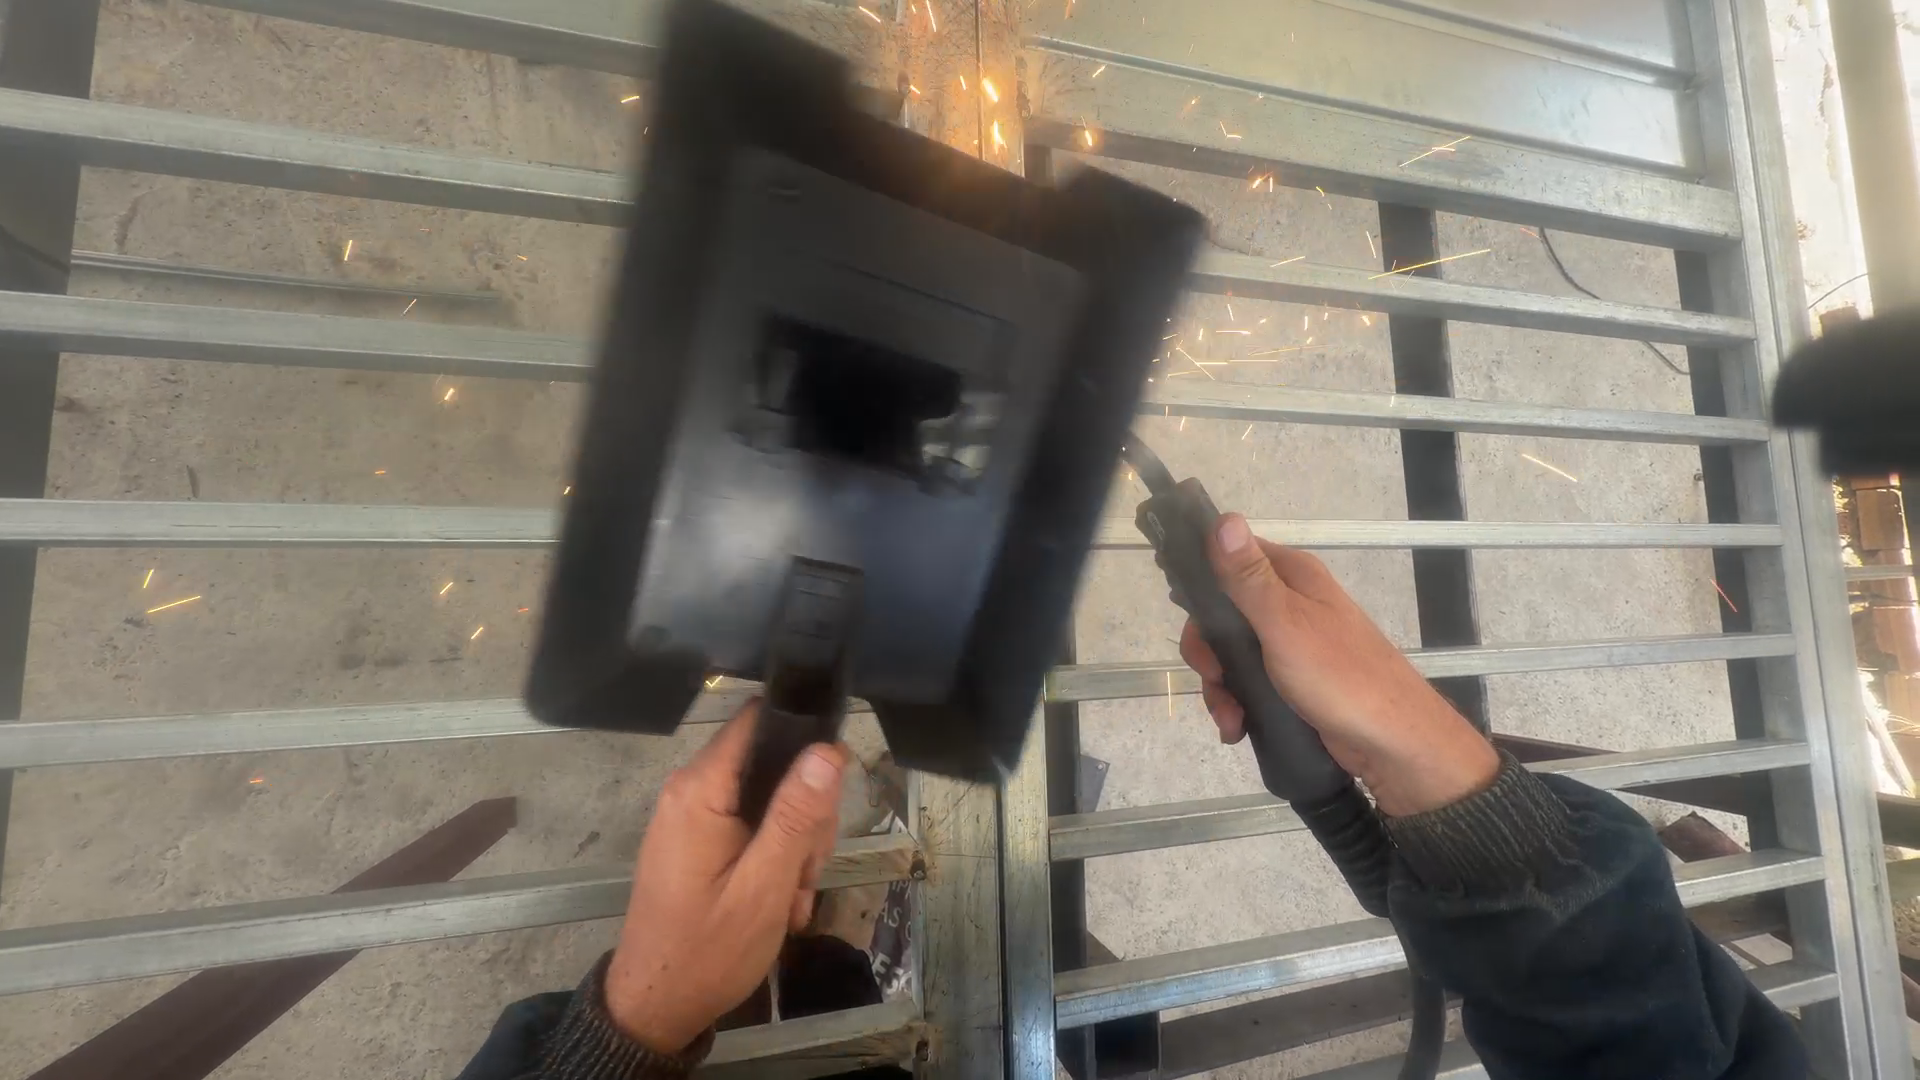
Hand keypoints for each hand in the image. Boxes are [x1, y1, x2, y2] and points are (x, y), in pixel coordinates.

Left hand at [603, 702, 848, 1052]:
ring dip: (795, 838)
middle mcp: (693, 788)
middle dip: (805, 807)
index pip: (759, 719)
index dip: (803, 735)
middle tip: (808, 863)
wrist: (654, 1011)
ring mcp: (694, 812)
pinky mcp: (700, 835)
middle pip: (771, 760)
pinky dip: (775, 851)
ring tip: (793, 891)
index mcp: (701, 789)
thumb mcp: (763, 887)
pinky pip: (753, 820)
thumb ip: (796, 816)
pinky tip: (782, 895)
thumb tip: (828, 750)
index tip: (833, 779)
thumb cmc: (707, 951)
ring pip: (770, 793)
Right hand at [1180, 513, 1497, 816]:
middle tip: (1211, 675)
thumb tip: (1223, 518)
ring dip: (1220, 686)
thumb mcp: (1284, 621)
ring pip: (1230, 652)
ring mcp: (1289, 642)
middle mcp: (1289, 602)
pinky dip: (1236, 702)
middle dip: (1207, 650)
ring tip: (1229, 716)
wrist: (1394, 745)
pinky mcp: (1290, 678)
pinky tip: (1236, 725)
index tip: (1182, 611)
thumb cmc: (1339, 675)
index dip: (1200, 581)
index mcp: (1290, 576)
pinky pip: (1247, 681)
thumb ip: (1248, 576)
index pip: (1229, 558)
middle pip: (1221, 613)